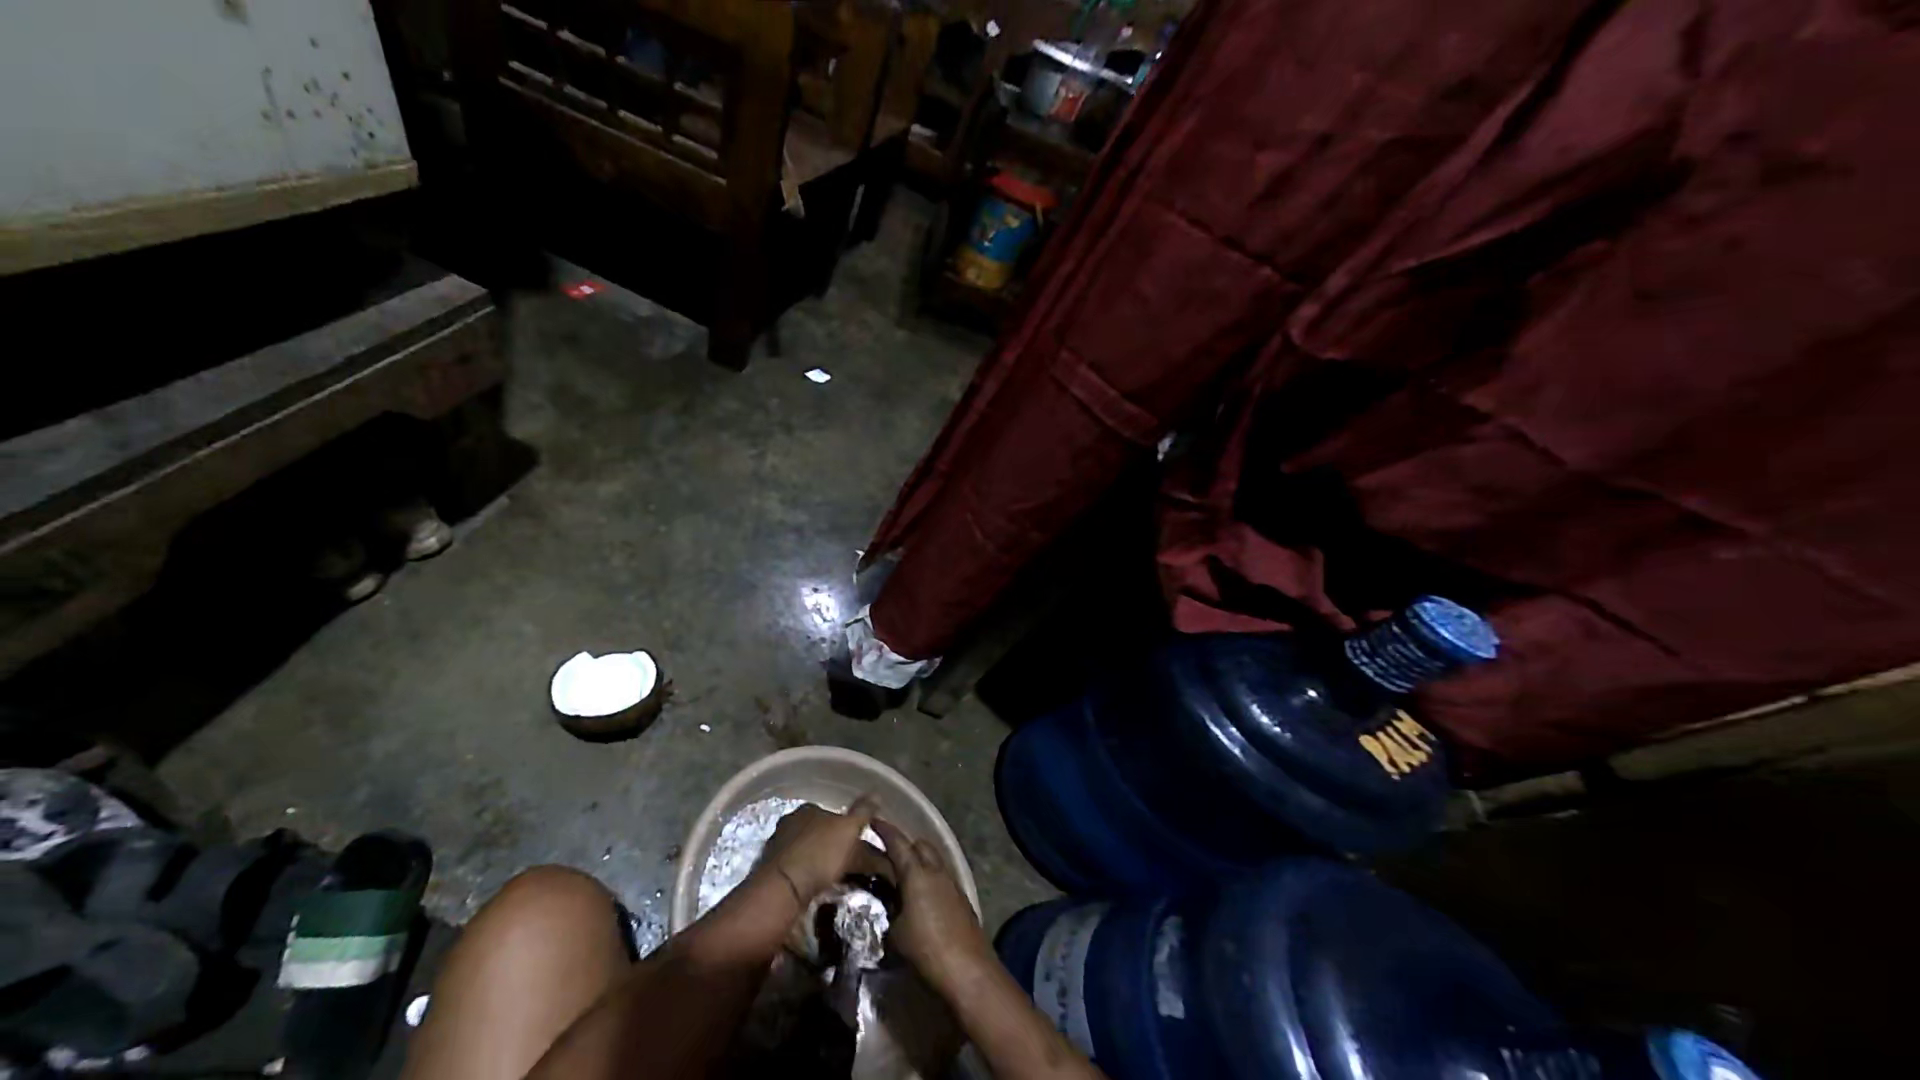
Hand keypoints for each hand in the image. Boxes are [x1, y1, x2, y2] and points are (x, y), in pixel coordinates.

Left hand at [759, 797, 880, 900]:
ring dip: (821, 863)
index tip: (859, 843)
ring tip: (837, 879)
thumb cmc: (818, 854)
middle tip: (851, 864)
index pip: (832, 814)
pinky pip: (799, 871)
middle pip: (819, 833)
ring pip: (808, 852)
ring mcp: (778, 848)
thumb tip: (876, 793)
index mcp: (808, 809)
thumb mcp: (848, 829)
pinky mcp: (772, 872)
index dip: (848, 827)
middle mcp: (790, 824)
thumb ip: (863, 811)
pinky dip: (809, 877)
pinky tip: (818, 888)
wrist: (782, 890)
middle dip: (834, 846)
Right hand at [870, 818, 991, 989]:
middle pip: (921, 845)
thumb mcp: (895, 934)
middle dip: (906, 845)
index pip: (898, 843)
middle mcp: (937, 871)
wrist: (969, 971)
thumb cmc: (927, 950)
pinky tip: (922, 900)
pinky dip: (930, 880)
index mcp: (916, 874)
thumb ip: (890, 914)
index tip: (874, 822)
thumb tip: (890, 910)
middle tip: (889, 856)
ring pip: (934, 861)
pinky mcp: (963, 900)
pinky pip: (943, 879)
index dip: (885, 831)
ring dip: (920, 863)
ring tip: (904, 879)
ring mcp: (953, 884)